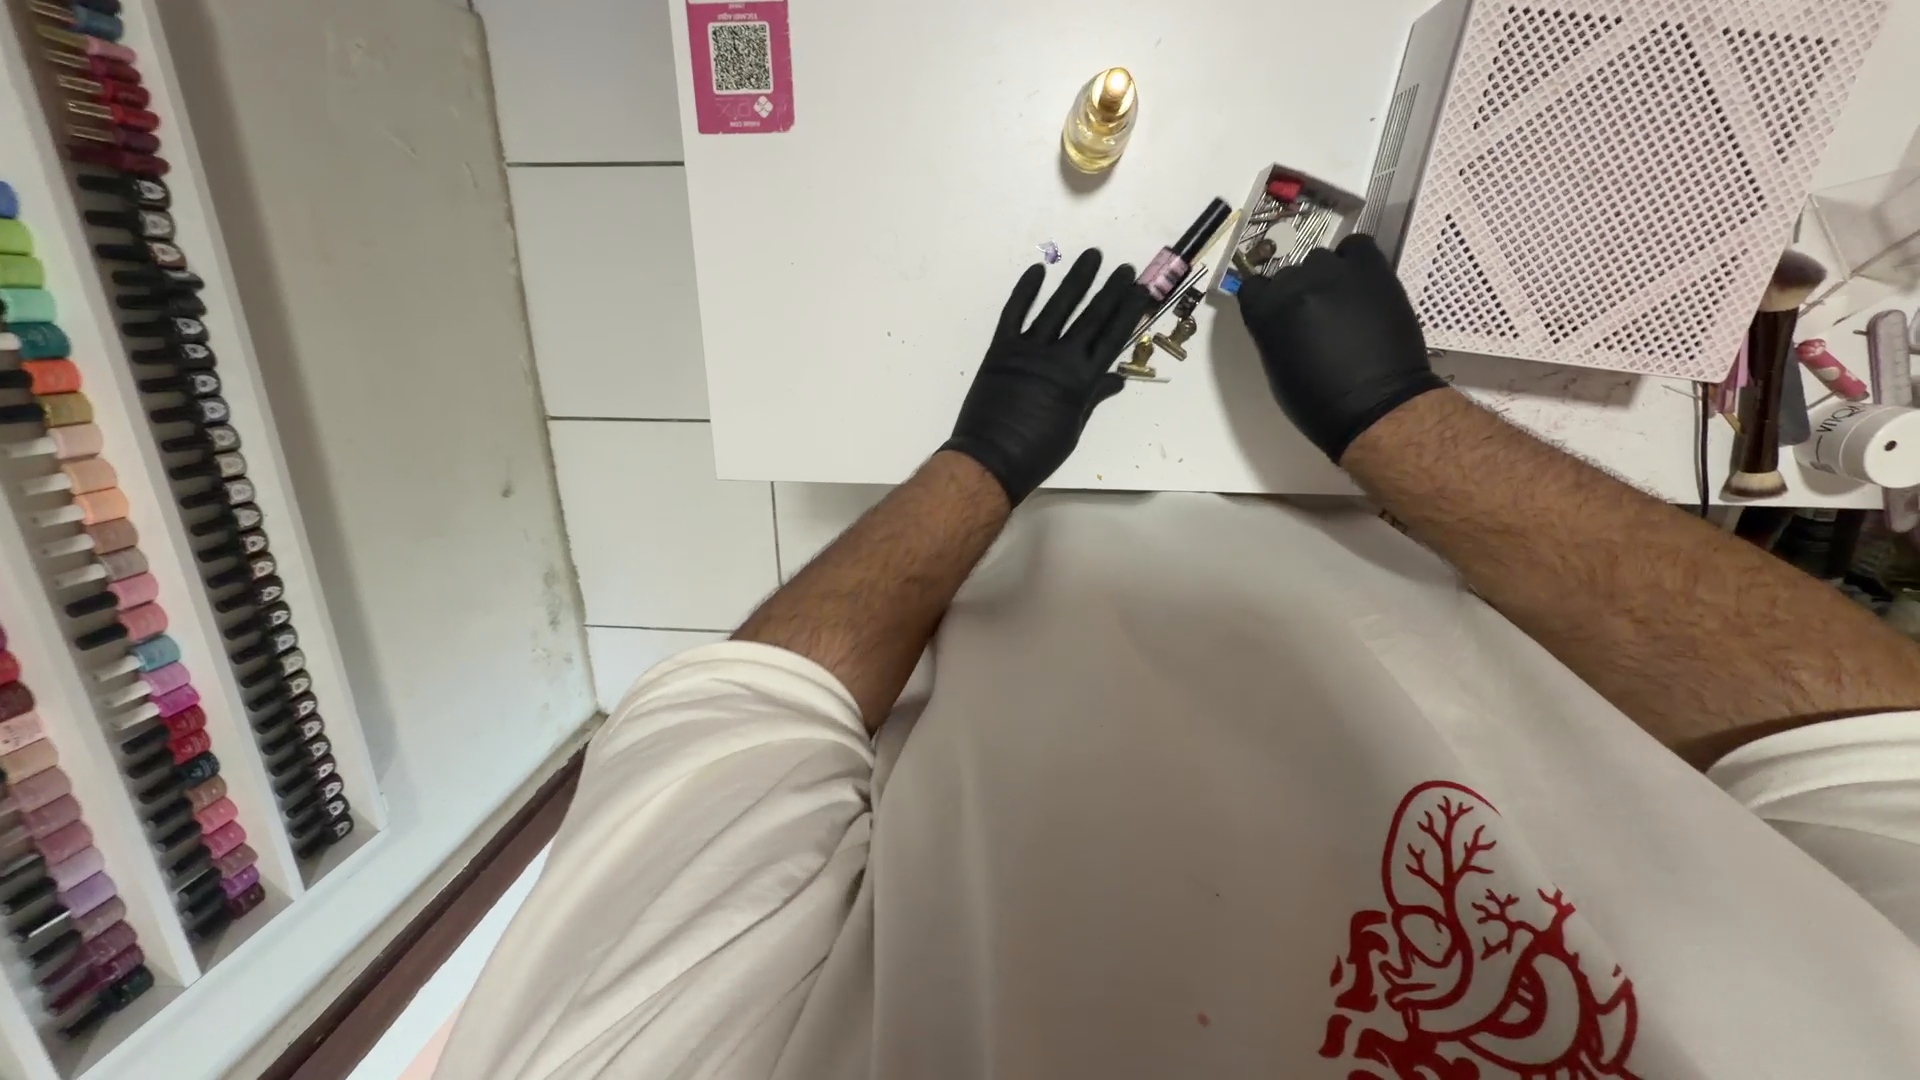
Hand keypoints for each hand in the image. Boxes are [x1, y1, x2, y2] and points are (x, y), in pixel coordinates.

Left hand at [943, 248, 1151, 503]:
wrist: (992, 460)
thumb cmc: (1038, 452)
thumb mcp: (1074, 428)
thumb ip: (1092, 398)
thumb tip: (1115, 379)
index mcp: (1082, 380)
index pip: (1112, 337)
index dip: (1127, 311)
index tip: (1140, 290)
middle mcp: (1060, 358)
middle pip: (1090, 317)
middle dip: (1110, 290)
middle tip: (1125, 267)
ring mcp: (1029, 350)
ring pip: (1057, 307)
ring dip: (1076, 280)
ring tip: (1093, 255)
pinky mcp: (1000, 350)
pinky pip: (1014, 314)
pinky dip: (1025, 291)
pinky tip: (1038, 270)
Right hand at [1235, 233, 1442, 460]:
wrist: (1374, 405)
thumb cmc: (1316, 402)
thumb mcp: (1277, 368)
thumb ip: (1274, 333)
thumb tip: (1285, 319)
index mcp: (1265, 311)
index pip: (1253, 288)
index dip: (1264, 301)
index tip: (1278, 316)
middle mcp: (1294, 284)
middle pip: (1288, 274)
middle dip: (1296, 293)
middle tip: (1314, 318)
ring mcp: (1334, 273)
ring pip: (1320, 260)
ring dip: (1325, 278)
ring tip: (1342, 302)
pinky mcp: (1371, 269)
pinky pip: (1356, 247)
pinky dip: (1354, 261)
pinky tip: (1359, 282)